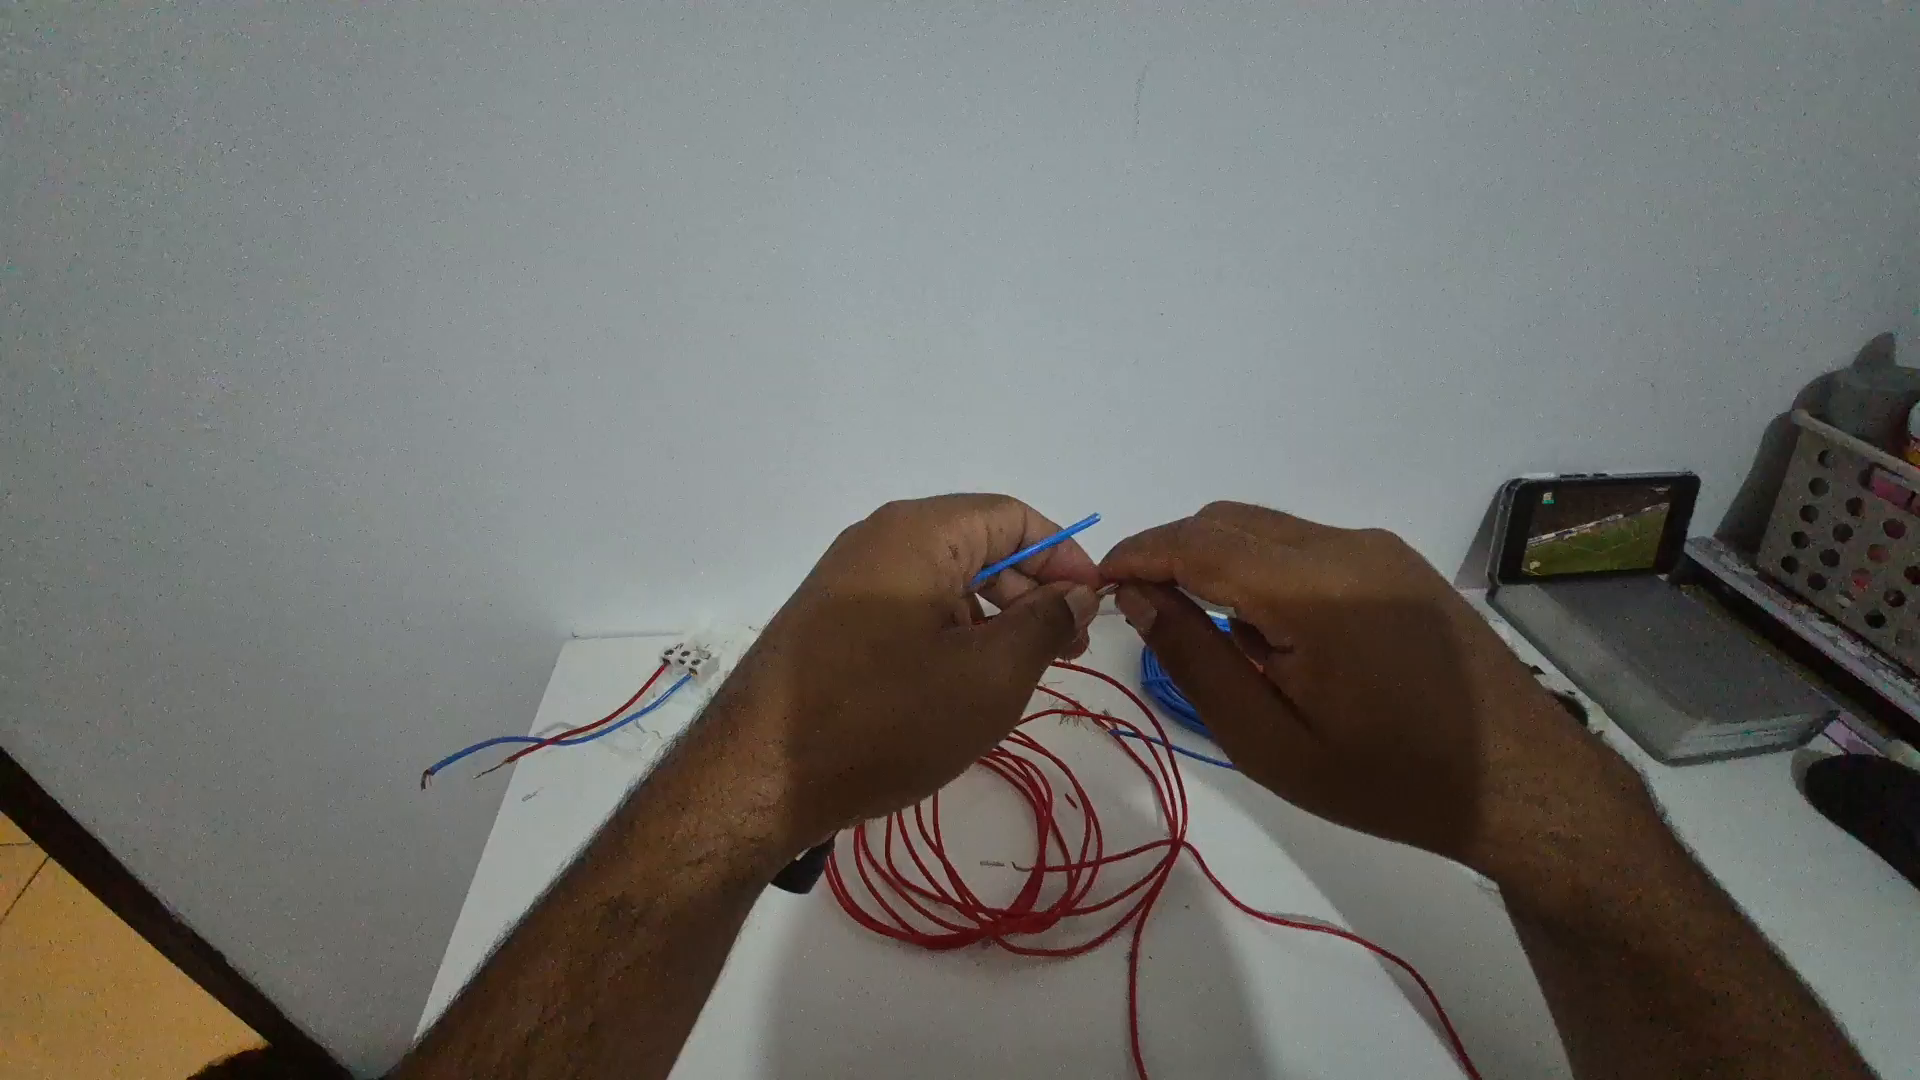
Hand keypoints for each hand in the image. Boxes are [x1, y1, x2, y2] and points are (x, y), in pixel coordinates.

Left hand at [697, 495, 1101, 864]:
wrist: (757, 779)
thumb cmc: (886, 720)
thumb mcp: (988, 675)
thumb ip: (1045, 623)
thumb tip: (1078, 592)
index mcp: (918, 533)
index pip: (1011, 517)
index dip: (1063, 557)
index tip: (1093, 607)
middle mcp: (878, 540)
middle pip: (977, 545)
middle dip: (1031, 591)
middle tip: (1066, 648)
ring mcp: (846, 580)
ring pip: (942, 581)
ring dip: (991, 617)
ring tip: (1018, 673)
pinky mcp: (829, 620)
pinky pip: (907, 608)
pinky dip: (948, 634)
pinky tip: (962, 683)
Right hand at [1100, 501, 1648, 882]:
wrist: (1525, 787)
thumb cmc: (1385, 780)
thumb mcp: (1267, 739)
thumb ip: (1193, 658)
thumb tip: (1137, 596)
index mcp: (1314, 592)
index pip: (1198, 543)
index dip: (1138, 554)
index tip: (1100, 582)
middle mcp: (1346, 548)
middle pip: (1225, 521)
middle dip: (1171, 555)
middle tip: (1147, 613)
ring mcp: (1377, 548)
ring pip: (1261, 528)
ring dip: (1216, 563)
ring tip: (1220, 638)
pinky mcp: (1395, 559)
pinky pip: (1299, 544)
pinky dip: (1259, 569)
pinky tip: (1276, 633)